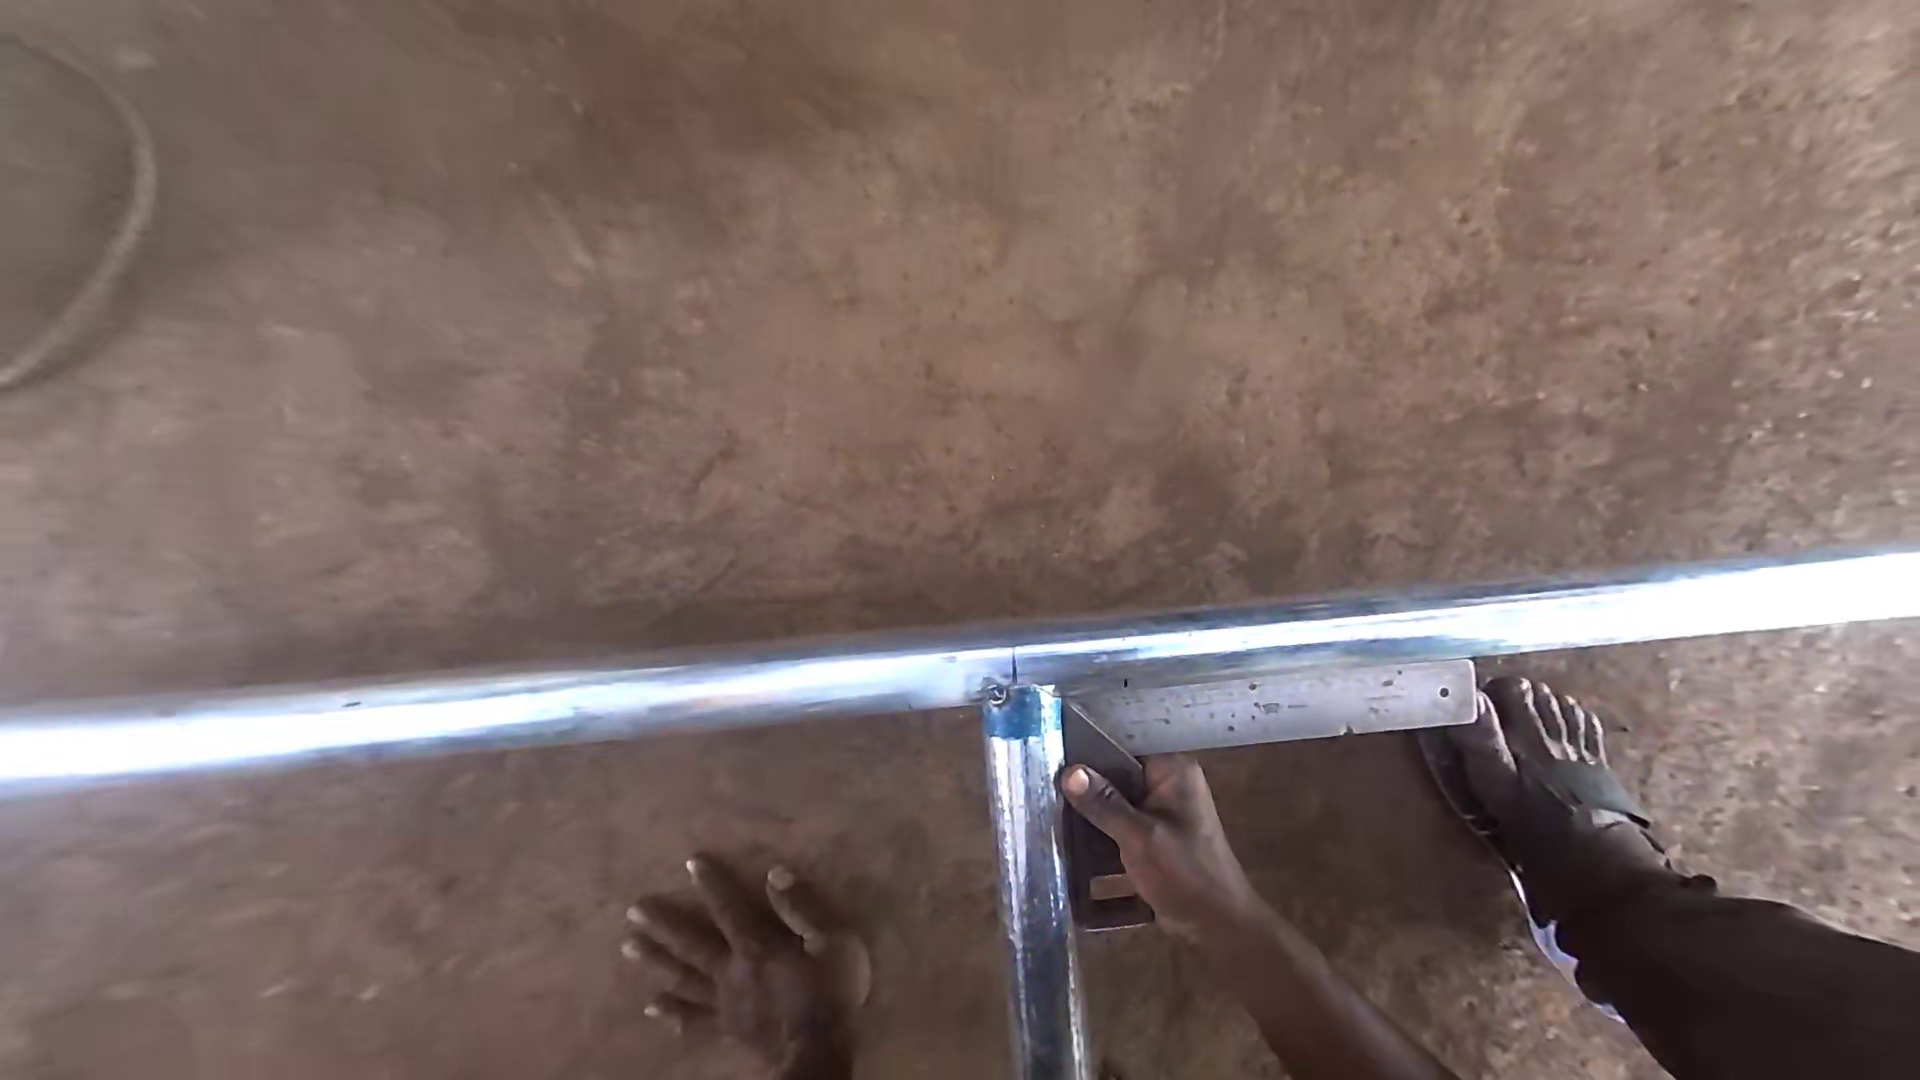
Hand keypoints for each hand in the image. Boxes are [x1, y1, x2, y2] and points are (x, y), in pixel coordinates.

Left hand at [624, 855, 866, 1079]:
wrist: (820, 1052)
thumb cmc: (830, 989)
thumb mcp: (831, 939)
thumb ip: (802, 907)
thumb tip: (776, 873)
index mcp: (757, 948)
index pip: (729, 908)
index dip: (711, 883)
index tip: (691, 862)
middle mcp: (732, 972)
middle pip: (691, 945)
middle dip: (663, 925)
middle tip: (634, 910)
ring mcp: (725, 1003)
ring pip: (683, 979)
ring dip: (655, 962)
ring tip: (629, 947)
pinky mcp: (727, 1028)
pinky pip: (693, 1020)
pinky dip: (671, 1012)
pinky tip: (652, 1005)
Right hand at [1061, 755, 1267, 941]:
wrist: (1220, 928)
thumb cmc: (1186, 875)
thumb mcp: (1139, 837)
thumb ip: (1104, 803)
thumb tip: (1068, 772)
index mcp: (1173, 769)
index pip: (1124, 746)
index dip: (1089, 751)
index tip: (1055, 756)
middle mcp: (1168, 782)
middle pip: (1117, 772)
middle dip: (1087, 782)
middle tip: (1046, 783)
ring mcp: (1162, 808)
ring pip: (1116, 798)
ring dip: (1091, 808)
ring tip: (1051, 805)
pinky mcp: (1154, 833)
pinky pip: (1121, 819)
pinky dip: (1102, 827)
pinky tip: (1071, 832)